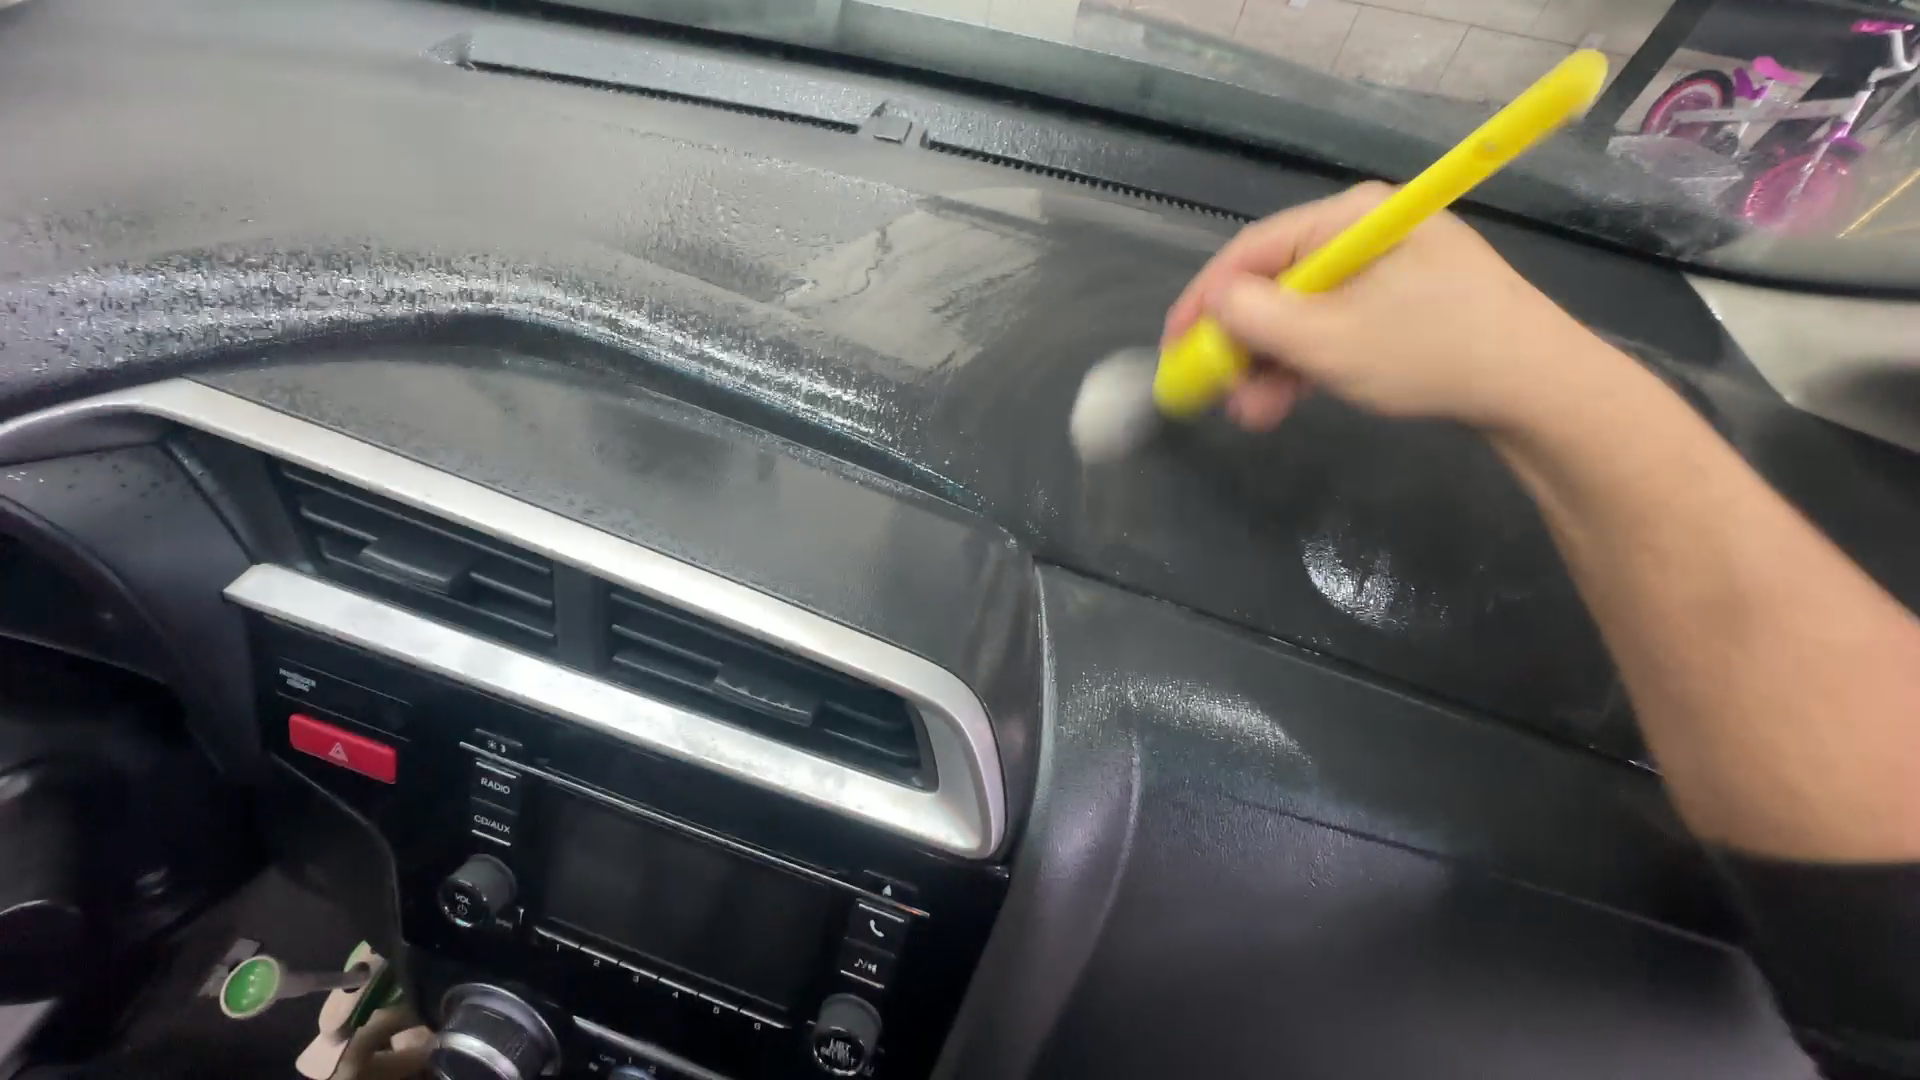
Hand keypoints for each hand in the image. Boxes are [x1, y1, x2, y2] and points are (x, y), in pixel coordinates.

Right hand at [1163, 182, 1620, 432]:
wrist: (1535, 388)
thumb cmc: (1429, 352)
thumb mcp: (1328, 341)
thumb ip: (1257, 319)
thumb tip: (1213, 305)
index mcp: (1349, 220)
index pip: (1251, 251)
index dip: (1203, 301)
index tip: (1173, 346)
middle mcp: (1362, 235)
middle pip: (1272, 286)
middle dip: (1238, 347)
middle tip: (1215, 393)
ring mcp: (1381, 271)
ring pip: (1297, 317)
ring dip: (1266, 367)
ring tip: (1253, 415)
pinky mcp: (1395, 305)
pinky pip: (1328, 330)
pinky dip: (1300, 366)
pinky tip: (1282, 403)